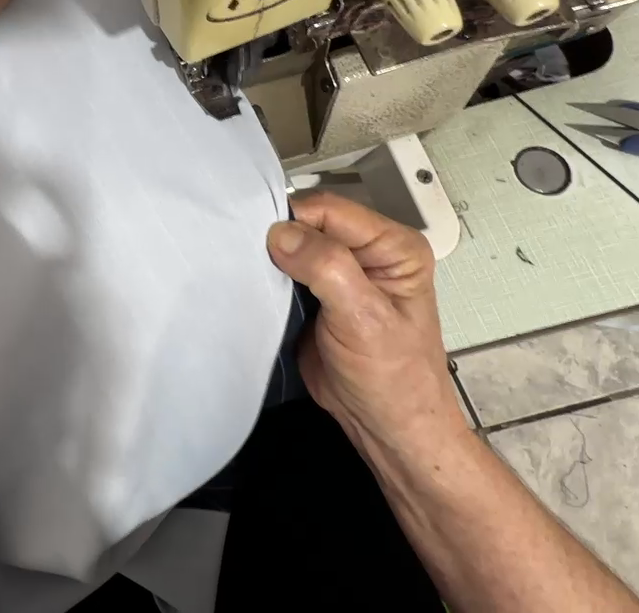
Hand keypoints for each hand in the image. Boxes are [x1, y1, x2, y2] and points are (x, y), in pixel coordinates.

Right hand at [267, 192, 464, 451]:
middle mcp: (366, 249)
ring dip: (267, 256)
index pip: (328, 210)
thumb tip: (279, 233)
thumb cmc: (392, 379)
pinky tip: (252, 285)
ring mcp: (338, 270)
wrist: (385, 429)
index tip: (264, 247)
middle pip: (306, 221)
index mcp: (392, 245)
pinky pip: (281, 268)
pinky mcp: (314, 292)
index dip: (293, 222)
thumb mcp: (364, 319)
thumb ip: (326, 267)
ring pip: (289, 242)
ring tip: (247, 273)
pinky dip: (265, 275)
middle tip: (249, 260)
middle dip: (276, 236)